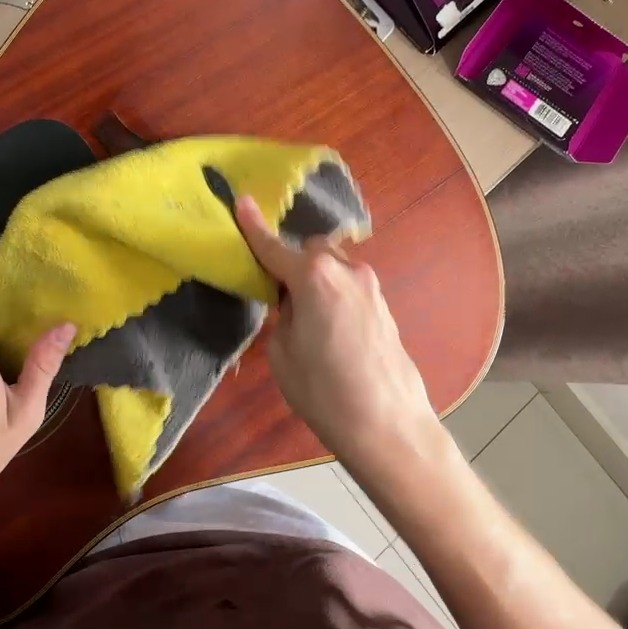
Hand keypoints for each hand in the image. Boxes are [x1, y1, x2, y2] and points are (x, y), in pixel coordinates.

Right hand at [234, 194, 438, 467]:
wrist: (388, 427)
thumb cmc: (323, 391)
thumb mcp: (283, 352)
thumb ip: (284, 315)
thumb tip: (294, 304)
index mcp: (314, 277)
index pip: (274, 246)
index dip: (253, 226)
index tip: (240, 202)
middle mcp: (346, 271)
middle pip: (311, 250)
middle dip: (294, 263)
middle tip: (280, 296)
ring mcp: (371, 288)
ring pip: (334, 268)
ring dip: (317, 281)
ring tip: (307, 321)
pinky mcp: (384, 307)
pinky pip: (349, 288)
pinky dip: (334, 296)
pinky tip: (330, 332)